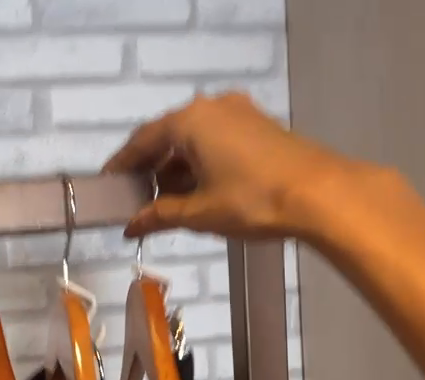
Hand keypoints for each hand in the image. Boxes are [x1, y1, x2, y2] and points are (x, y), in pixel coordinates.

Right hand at [105, 93, 387, 246]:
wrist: (318, 194)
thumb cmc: (251, 201)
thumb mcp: (198, 213)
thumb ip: (159, 216)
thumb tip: (130, 227)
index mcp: (190, 121)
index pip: (143, 141)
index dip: (122, 165)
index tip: (106, 184)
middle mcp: (212, 108)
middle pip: (167, 137)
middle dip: (149, 168)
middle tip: (132, 198)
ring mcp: (238, 114)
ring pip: (192, 140)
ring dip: (174, 170)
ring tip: (162, 203)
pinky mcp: (257, 127)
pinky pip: (213, 142)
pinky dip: (197, 164)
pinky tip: (193, 192)